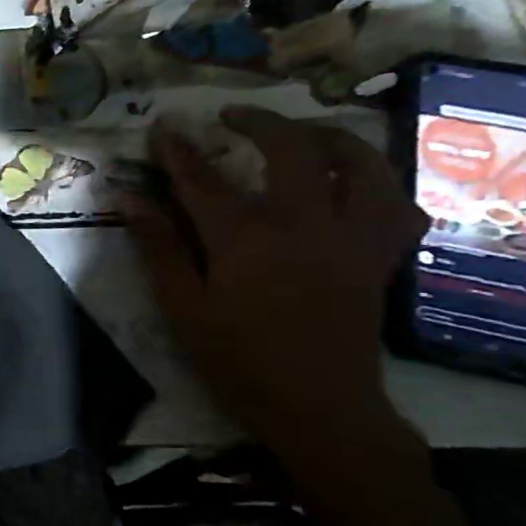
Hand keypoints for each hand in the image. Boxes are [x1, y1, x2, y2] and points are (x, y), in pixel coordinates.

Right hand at [124, 107, 426, 446]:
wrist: (320, 410)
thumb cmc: (239, 361)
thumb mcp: (183, 308)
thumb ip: (158, 248)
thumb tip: (129, 199)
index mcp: (249, 239)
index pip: (203, 180)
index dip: (178, 152)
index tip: (161, 129)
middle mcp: (307, 225)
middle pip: (291, 150)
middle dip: (259, 122)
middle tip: (231, 116)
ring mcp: (352, 238)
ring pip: (361, 165)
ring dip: (330, 137)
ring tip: (303, 132)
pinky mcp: (379, 258)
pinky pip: (396, 205)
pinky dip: (378, 183)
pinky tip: (355, 182)